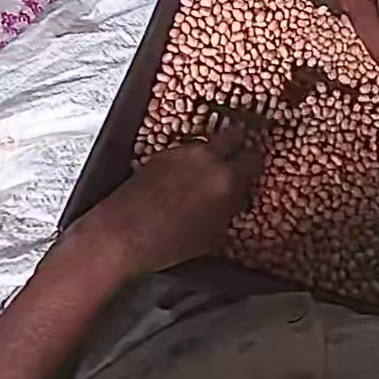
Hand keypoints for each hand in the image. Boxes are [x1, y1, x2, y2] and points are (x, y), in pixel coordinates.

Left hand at [80, 123, 261, 275]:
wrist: (123, 234)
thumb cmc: (167, 242)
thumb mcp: (214, 233)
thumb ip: (230, 207)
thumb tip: (235, 199)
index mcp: (227, 179)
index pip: (254, 159)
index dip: (255, 165)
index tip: (254, 169)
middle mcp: (207, 159)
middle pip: (233, 136)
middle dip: (238, 145)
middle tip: (238, 157)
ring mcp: (184, 153)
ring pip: (208, 143)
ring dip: (212, 153)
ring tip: (208, 173)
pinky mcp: (163, 154)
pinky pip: (185, 151)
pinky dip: (190, 160)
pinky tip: (184, 178)